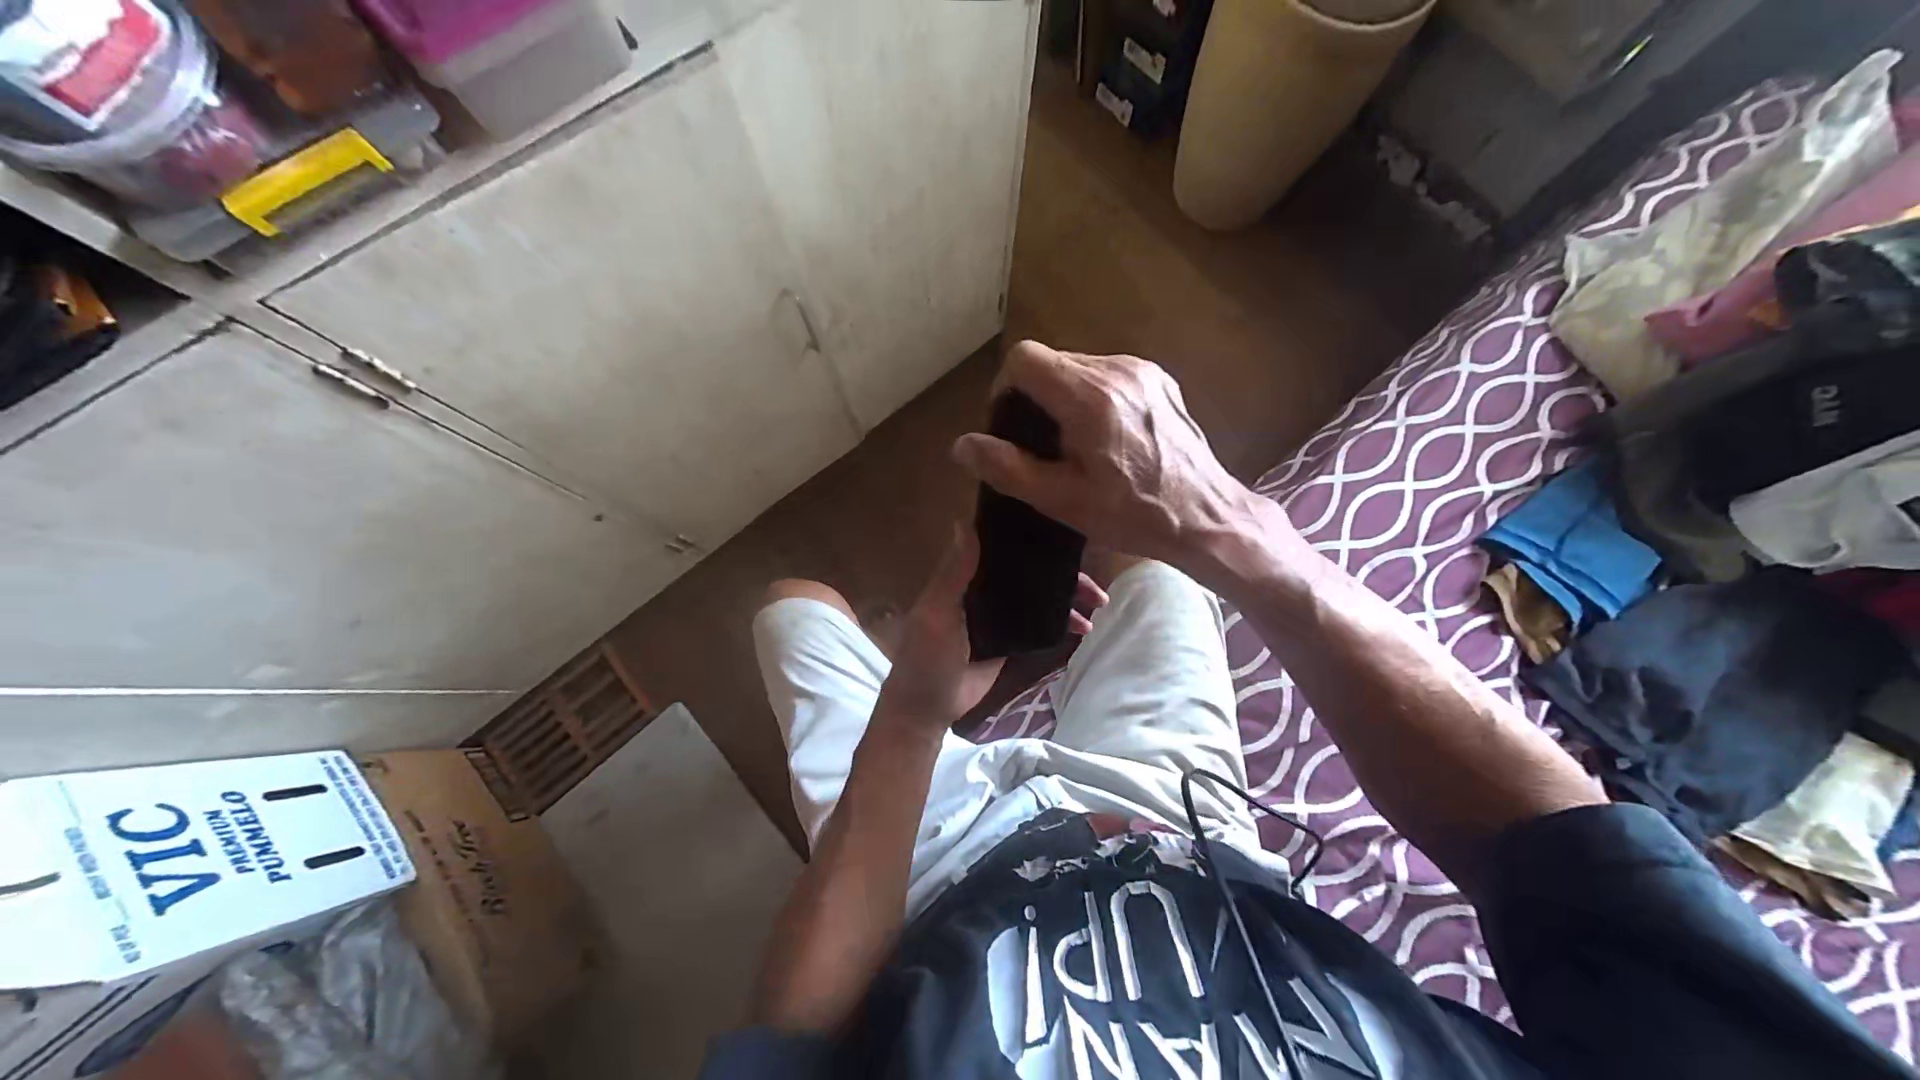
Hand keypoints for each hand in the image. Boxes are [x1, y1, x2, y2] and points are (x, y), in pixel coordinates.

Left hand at [878, 524, 1107, 731]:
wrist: (928, 710)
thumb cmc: (925, 658)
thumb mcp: (935, 614)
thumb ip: (952, 574)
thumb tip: (965, 523)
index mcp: (961, 578)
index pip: (998, 549)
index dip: (1028, 541)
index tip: (1061, 533)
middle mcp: (981, 591)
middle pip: (1027, 573)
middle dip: (1061, 574)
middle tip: (1093, 583)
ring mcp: (997, 616)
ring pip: (1037, 597)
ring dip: (1067, 598)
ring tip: (1099, 604)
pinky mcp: (1008, 641)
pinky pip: (1038, 625)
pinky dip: (1060, 622)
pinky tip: (1082, 624)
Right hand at [951, 341, 1292, 572]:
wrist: (1205, 517)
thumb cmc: (1132, 515)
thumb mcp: (1062, 500)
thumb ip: (1007, 468)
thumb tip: (962, 444)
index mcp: (1089, 397)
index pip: (1023, 359)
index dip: (1003, 389)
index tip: (1009, 427)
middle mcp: (1117, 370)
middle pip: (1050, 362)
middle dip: (1033, 397)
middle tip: (1040, 446)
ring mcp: (1143, 371)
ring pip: (1078, 367)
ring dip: (1062, 397)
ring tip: (1073, 445)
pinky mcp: (1160, 380)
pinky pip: (1108, 375)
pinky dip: (1092, 397)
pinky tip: (1105, 437)